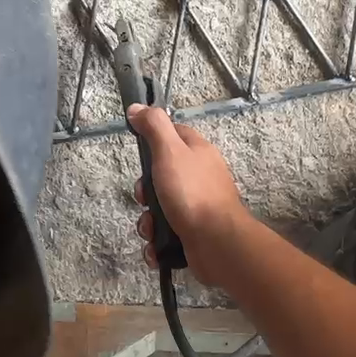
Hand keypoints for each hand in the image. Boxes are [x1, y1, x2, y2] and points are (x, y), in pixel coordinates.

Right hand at [129, 103, 250, 283]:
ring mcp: (197, 207)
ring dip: (148, 221)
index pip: (172, 135)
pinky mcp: (193, 234)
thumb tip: (137, 107)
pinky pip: (167, 235)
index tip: (140, 153)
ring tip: (150, 230)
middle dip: (145, 191)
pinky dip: (158, 243)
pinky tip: (156, 249)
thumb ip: (154, 126)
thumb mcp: (170, 151)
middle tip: (144, 198)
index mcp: (197, 152)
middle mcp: (199, 177)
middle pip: (161, 175)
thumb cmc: (192, 192)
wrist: (218, 244)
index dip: (152, 141)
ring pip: (161, 207)